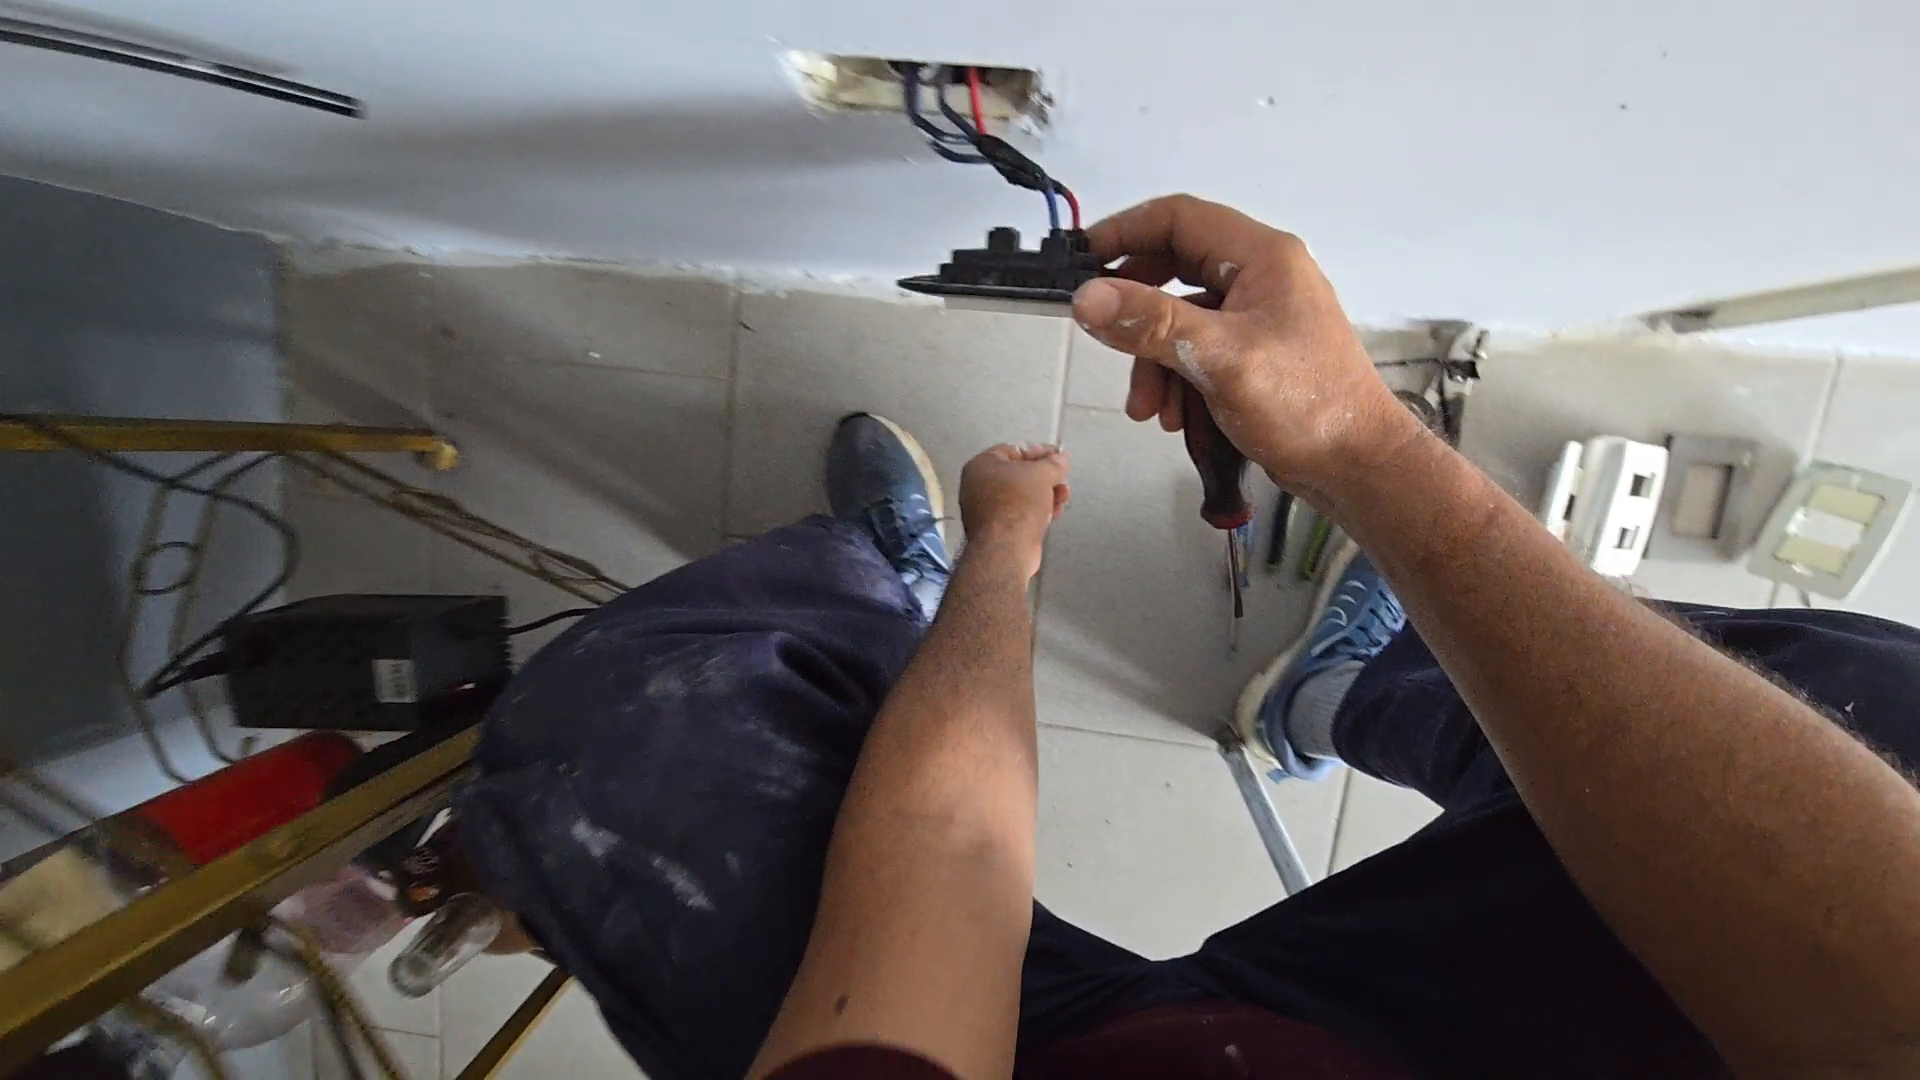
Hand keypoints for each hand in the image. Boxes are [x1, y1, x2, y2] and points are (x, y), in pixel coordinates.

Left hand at [958, 444, 1070, 577]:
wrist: (1006, 549)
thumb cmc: (1018, 502)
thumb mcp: (1041, 475)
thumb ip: (1054, 463)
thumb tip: (1063, 458)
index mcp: (981, 466)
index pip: (1013, 450)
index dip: (1039, 451)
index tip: (1060, 456)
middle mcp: (979, 486)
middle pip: (1018, 474)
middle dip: (1045, 476)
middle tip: (1063, 478)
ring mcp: (986, 510)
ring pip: (1022, 495)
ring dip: (1046, 493)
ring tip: (1065, 495)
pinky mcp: (998, 531)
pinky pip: (1020, 513)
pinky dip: (1038, 510)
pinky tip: (1056, 512)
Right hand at [1070, 195, 1422, 499]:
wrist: (1353, 464)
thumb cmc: (1301, 404)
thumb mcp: (1219, 359)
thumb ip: (1151, 323)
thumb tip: (1085, 298)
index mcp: (1261, 256)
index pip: (1179, 219)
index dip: (1124, 232)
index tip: (1081, 260)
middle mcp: (1258, 276)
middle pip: (1173, 271)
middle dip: (1136, 315)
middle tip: (1104, 336)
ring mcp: (1255, 316)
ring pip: (1179, 320)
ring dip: (1153, 362)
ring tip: (1149, 409)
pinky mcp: (1251, 353)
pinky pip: (1195, 352)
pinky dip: (1175, 381)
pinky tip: (1173, 417)